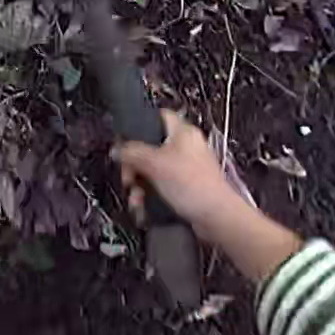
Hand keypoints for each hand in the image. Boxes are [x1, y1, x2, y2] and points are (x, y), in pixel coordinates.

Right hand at [112, 110, 242, 240]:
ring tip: (136, 198)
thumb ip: (132, 153)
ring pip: (154, 170)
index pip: (158, 116)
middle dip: (135, 165)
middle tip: (129, 177)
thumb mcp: (155, 163)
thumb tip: (117, 149)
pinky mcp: (187, 187)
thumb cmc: (194, 185)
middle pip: (150, 147)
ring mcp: (187, 168)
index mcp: (183, 132)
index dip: (139, 125)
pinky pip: (161, 186)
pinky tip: (144, 207)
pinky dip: (151, 196)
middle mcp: (186, 147)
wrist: (217, 218)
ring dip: (140, 185)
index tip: (125, 140)